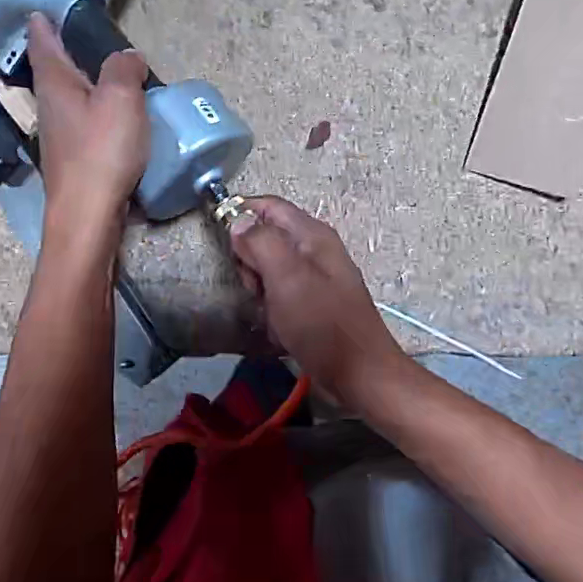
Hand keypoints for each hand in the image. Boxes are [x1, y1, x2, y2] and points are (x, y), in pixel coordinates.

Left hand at [26, 14, 149, 229]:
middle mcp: (50, 107)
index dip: (43, 25)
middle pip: (54, 72)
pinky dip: (97, 113)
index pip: (43, 44)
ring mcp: (59, 137)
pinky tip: (117, 119)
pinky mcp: (74, 160)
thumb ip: (124, 69)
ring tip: (109, 76)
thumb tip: (128, 57)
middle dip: (64, 53)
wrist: (87, 213)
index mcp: (55, 84)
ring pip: (70, 100)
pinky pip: (85, 125)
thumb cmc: (101, 150)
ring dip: (84, 85)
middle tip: (83, 38)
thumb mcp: (120, 98)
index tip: (41, 11)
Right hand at [227, 196, 406, 410]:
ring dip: (260, 289)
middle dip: (249, 260)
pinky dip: (273, 309)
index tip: (223, 242)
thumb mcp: (286, 277)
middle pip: (265, 237)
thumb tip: (238, 220)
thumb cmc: (322, 323)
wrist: (359, 374)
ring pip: (269, 269)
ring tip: (270, 311)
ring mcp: (315, 277)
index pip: (267, 206)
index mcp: (312, 234)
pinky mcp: (313, 303)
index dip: (240, 215)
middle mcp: (314, 249)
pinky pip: (279, 294)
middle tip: (255, 286)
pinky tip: (280, 327)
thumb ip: (260, 242)